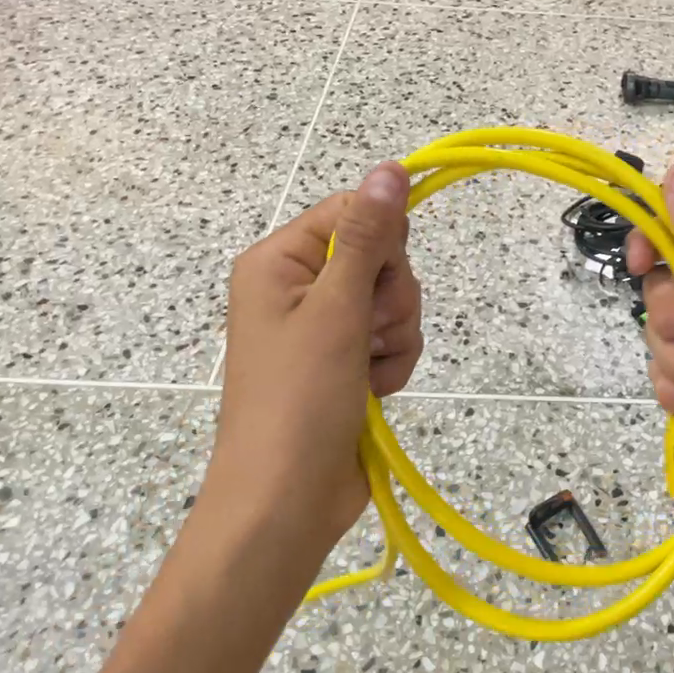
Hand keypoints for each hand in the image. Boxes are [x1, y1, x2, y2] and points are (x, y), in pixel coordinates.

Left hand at [201, 162, 422, 546]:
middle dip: (390, 297)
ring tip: (369, 372)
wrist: (284, 505)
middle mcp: (297, 286)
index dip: (381, 240)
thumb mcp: (336, 310)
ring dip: (395, 334)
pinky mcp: (344, 360)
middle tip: (367, 334)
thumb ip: (367, 236)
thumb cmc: (299, 400)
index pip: (351, 211)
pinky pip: (391, 336)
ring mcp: (322, 326)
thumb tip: (390, 167)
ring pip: (391, 298)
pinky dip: (392, 361)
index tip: (381, 278)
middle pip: (378, 255)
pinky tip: (375, 389)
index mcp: (278, 261)